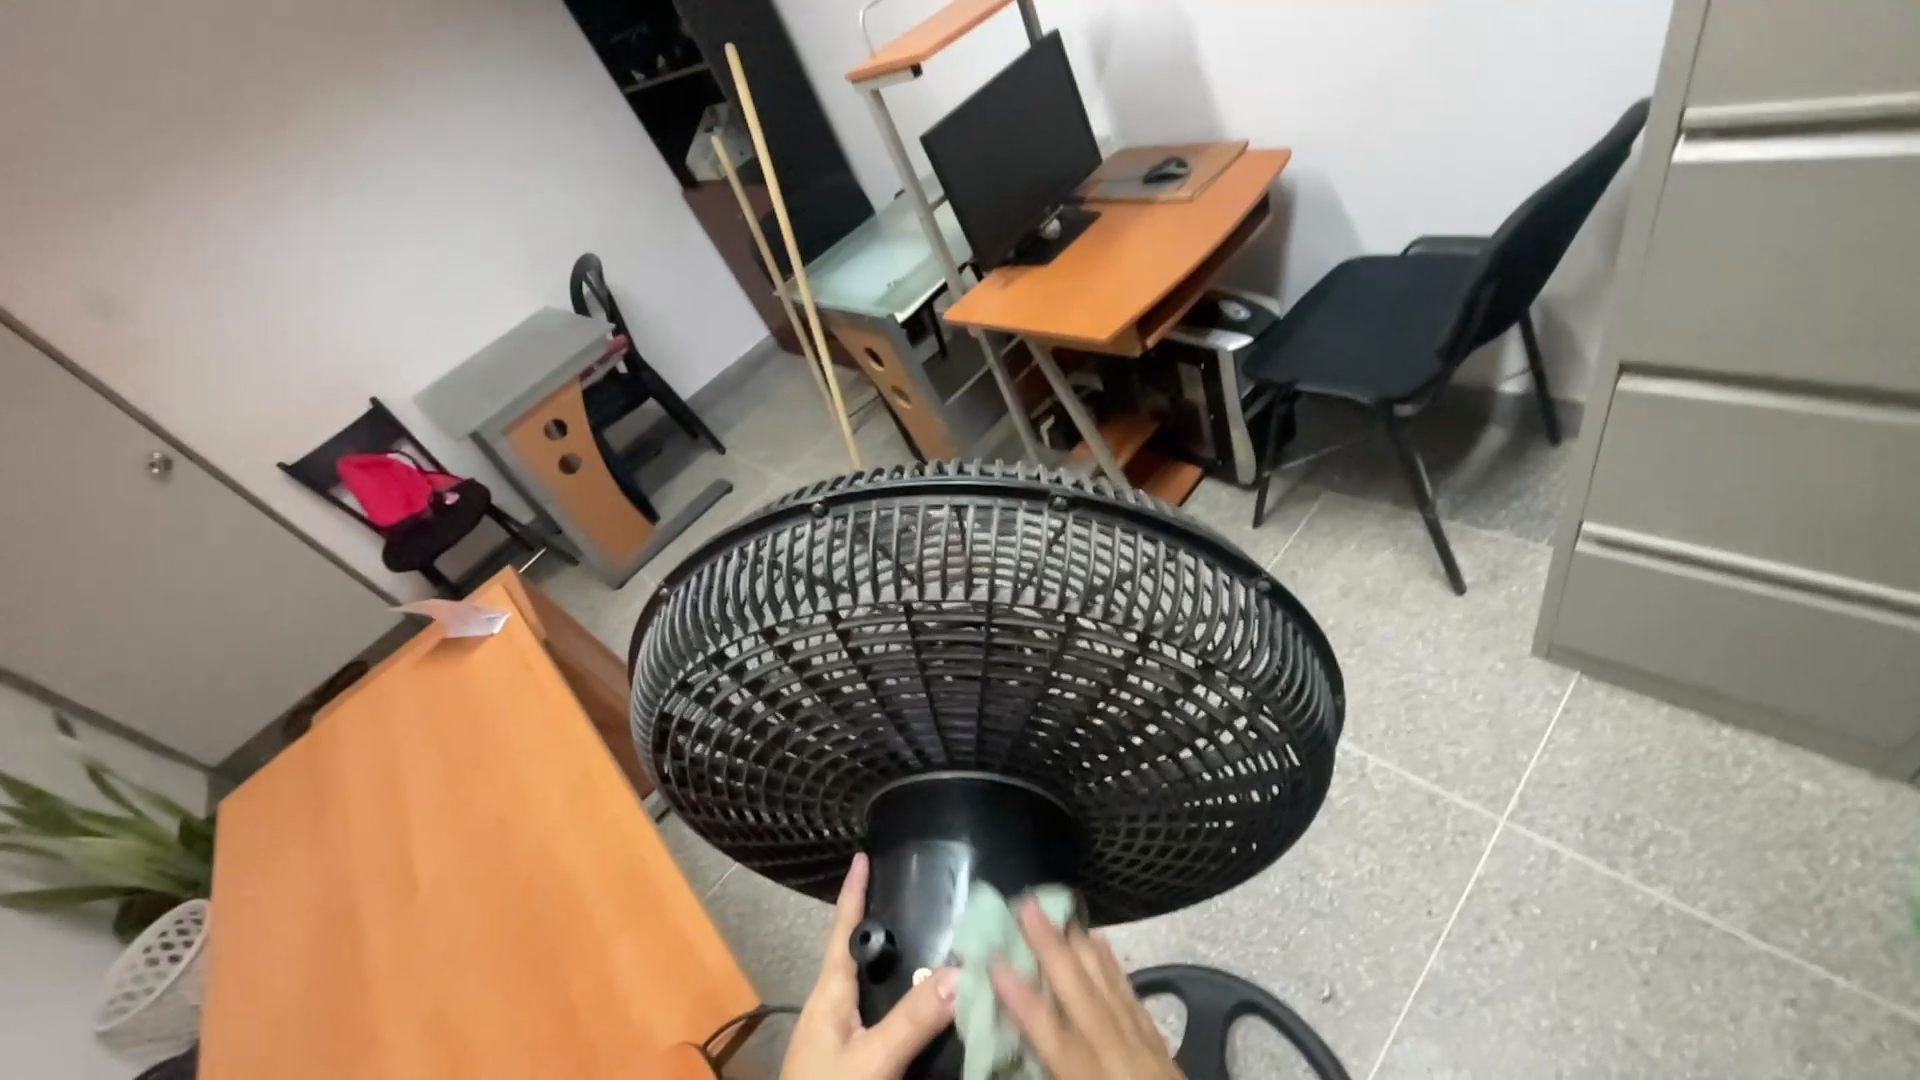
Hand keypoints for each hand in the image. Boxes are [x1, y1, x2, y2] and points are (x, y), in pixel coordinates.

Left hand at [782, 853, 959, 1079]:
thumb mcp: (870, 1062)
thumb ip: (912, 1020)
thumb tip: (962, 969)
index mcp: (830, 995)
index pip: (843, 930)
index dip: (854, 893)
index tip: (864, 855)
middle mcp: (835, 1009)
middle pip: (864, 957)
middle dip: (892, 929)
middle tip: (931, 901)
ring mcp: (843, 1039)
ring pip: (878, 992)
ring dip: (906, 972)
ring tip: (943, 949)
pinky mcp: (856, 1064)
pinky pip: (887, 1023)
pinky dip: (911, 1009)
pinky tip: (935, 1012)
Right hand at [990, 899, 1181, 1079]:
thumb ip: (1051, 1077)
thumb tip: (1017, 1063)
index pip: (1058, 1044)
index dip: (1026, 1003)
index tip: (996, 963)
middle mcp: (1124, 1067)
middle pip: (1086, 1002)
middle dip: (1055, 951)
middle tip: (1028, 906)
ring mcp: (1148, 1056)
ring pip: (1112, 992)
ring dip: (1082, 949)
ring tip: (1059, 912)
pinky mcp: (1162, 1052)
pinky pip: (1135, 1001)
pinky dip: (1115, 968)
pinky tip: (1100, 944)